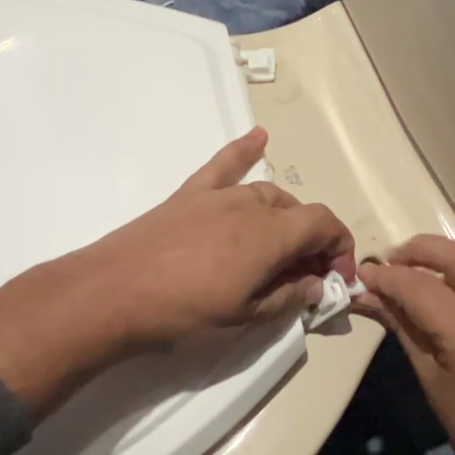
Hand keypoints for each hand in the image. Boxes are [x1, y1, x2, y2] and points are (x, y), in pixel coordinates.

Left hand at [0, 129, 354, 415]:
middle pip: (298, 211)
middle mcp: (251, 205)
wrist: (113, 293)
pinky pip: (223, 164)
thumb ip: (287, 297)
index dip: (341, 248)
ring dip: (285, 216)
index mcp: (271, 235)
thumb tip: (316, 285)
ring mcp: (218, 195)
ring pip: (267, 193)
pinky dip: (244, 150)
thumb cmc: (183, 313)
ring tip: (282, 248)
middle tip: (304, 277)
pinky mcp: (189, 194)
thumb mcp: (245, 317)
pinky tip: (260, 137)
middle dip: (311, 242)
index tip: (337, 278)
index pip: (325, 225)